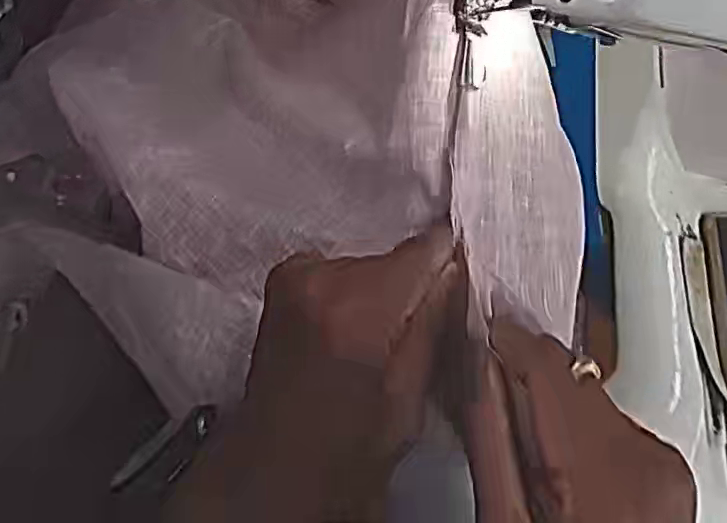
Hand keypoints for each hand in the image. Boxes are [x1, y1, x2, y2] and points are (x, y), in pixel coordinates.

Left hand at [163, 225, 464, 521]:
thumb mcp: (408, 400)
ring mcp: (297, 275)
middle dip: (409, 284)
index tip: (453, 277)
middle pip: (393, 258)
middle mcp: (324, 279)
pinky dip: (347, 289)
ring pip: (366, 262)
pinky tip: (342, 329)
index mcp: (362, 310)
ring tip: (371, 339)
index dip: (445, 262)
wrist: (273, 477)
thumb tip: (454, 267)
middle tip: (407, 332)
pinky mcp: (283, 278)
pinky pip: (337, 268)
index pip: (424, 249)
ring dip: (376, 288)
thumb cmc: (344, 456)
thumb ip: (434, 323)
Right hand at [462, 318, 695, 522]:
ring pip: (587, 396)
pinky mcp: (669, 475)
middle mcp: (649, 455)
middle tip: (488, 394)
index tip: (481, 327)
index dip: (507, 338)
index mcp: (609, 465)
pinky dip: (578, 432)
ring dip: (551, 407)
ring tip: (528, 455)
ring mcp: (665, 467)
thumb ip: (490, 429)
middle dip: (525, 379)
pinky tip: (559, 471)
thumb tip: (479, 360)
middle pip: (568, 377)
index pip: (549, 359)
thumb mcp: (506, 522)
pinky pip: (610, 425)